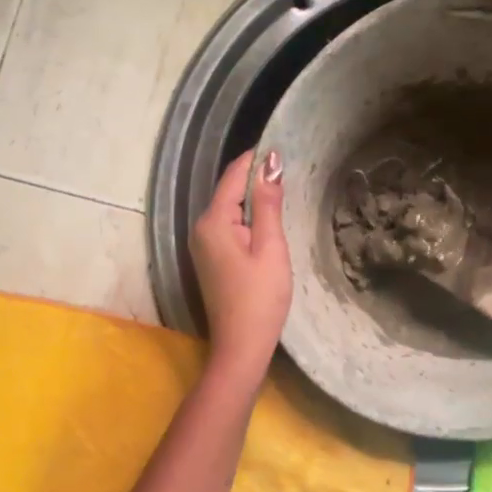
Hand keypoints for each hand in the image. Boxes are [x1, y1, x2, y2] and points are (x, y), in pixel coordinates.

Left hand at [192, 150, 291, 377]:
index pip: (234, 176)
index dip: (257, 158)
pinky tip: (269, 221)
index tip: (283, 144)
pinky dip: (249, 218)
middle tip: (290, 167)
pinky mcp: (211, 259)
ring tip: (285, 188)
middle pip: (230, 190)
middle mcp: (201, 228)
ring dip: (254, 198)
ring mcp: (203, 245)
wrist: (241, 347)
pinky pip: (230, 226)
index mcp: (213, 221)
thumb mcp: (271, 247)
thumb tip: (270, 163)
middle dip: (256, 177)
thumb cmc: (260, 298)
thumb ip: (269, 204)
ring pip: (230, 209)